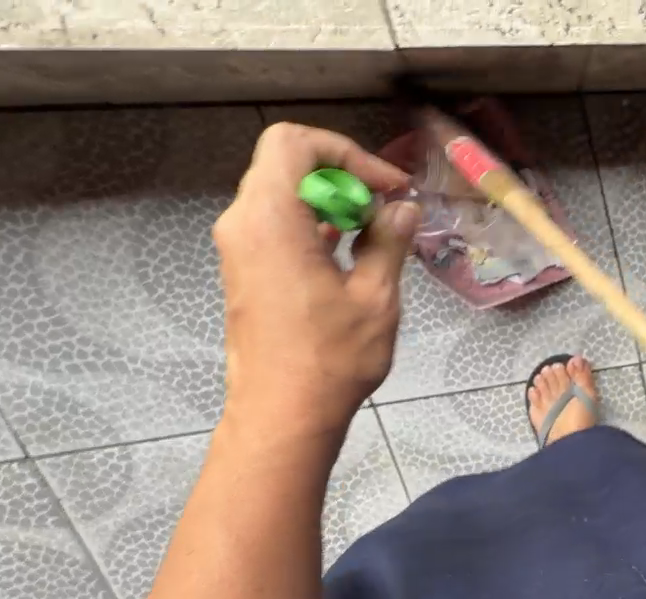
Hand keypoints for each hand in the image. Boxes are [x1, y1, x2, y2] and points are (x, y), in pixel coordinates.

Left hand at [212, 123, 419, 438]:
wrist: (286, 408)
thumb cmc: (334, 356)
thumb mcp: (376, 297)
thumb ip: (388, 243)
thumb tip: (403, 209)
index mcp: (271, 219)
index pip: (295, 144)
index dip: (348, 153)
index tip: (392, 188)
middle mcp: (245, 222)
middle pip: (288, 165)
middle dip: (346, 178)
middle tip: (391, 211)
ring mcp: (242, 246)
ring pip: (285, 194)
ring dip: (334, 204)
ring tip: (381, 236)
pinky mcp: (249, 268)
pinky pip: (280, 224)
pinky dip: (319, 226)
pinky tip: (356, 255)